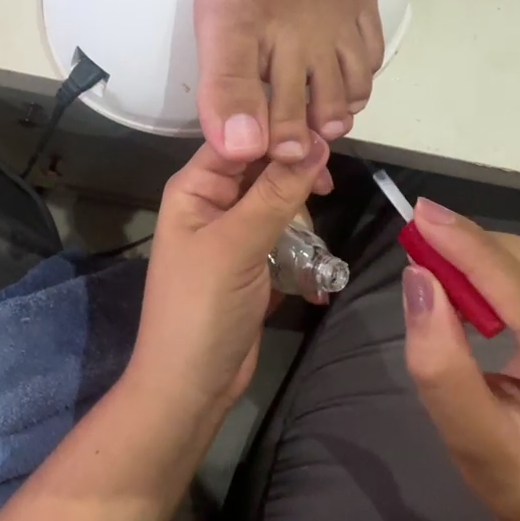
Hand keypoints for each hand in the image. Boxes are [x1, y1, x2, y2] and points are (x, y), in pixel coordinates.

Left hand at [124, 135, 331, 412]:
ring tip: (315, 238)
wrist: (191, 388)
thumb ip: (276, 193)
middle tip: (328, 188)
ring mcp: (235, 232)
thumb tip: (316, 143)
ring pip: (280, 200)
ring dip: (301, 216)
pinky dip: (303, 246)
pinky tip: (317, 269)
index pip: (241, 138)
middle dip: (295, 175)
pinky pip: (286, 234)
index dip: (279, 131)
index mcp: (196, 186)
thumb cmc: (202, 309)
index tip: (324, 135)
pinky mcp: (255, 260)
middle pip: (264, 167)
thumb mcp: (237, 246)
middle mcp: (214, 201)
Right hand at [402, 200, 519, 520]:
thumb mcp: (472, 446)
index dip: (480, 258)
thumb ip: (443, 371)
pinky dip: (510, 260)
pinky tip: (477, 269)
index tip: (425, 217)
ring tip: (442, 255)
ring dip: (493, 250)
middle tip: (420, 236)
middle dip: (480, 248)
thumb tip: (420, 280)